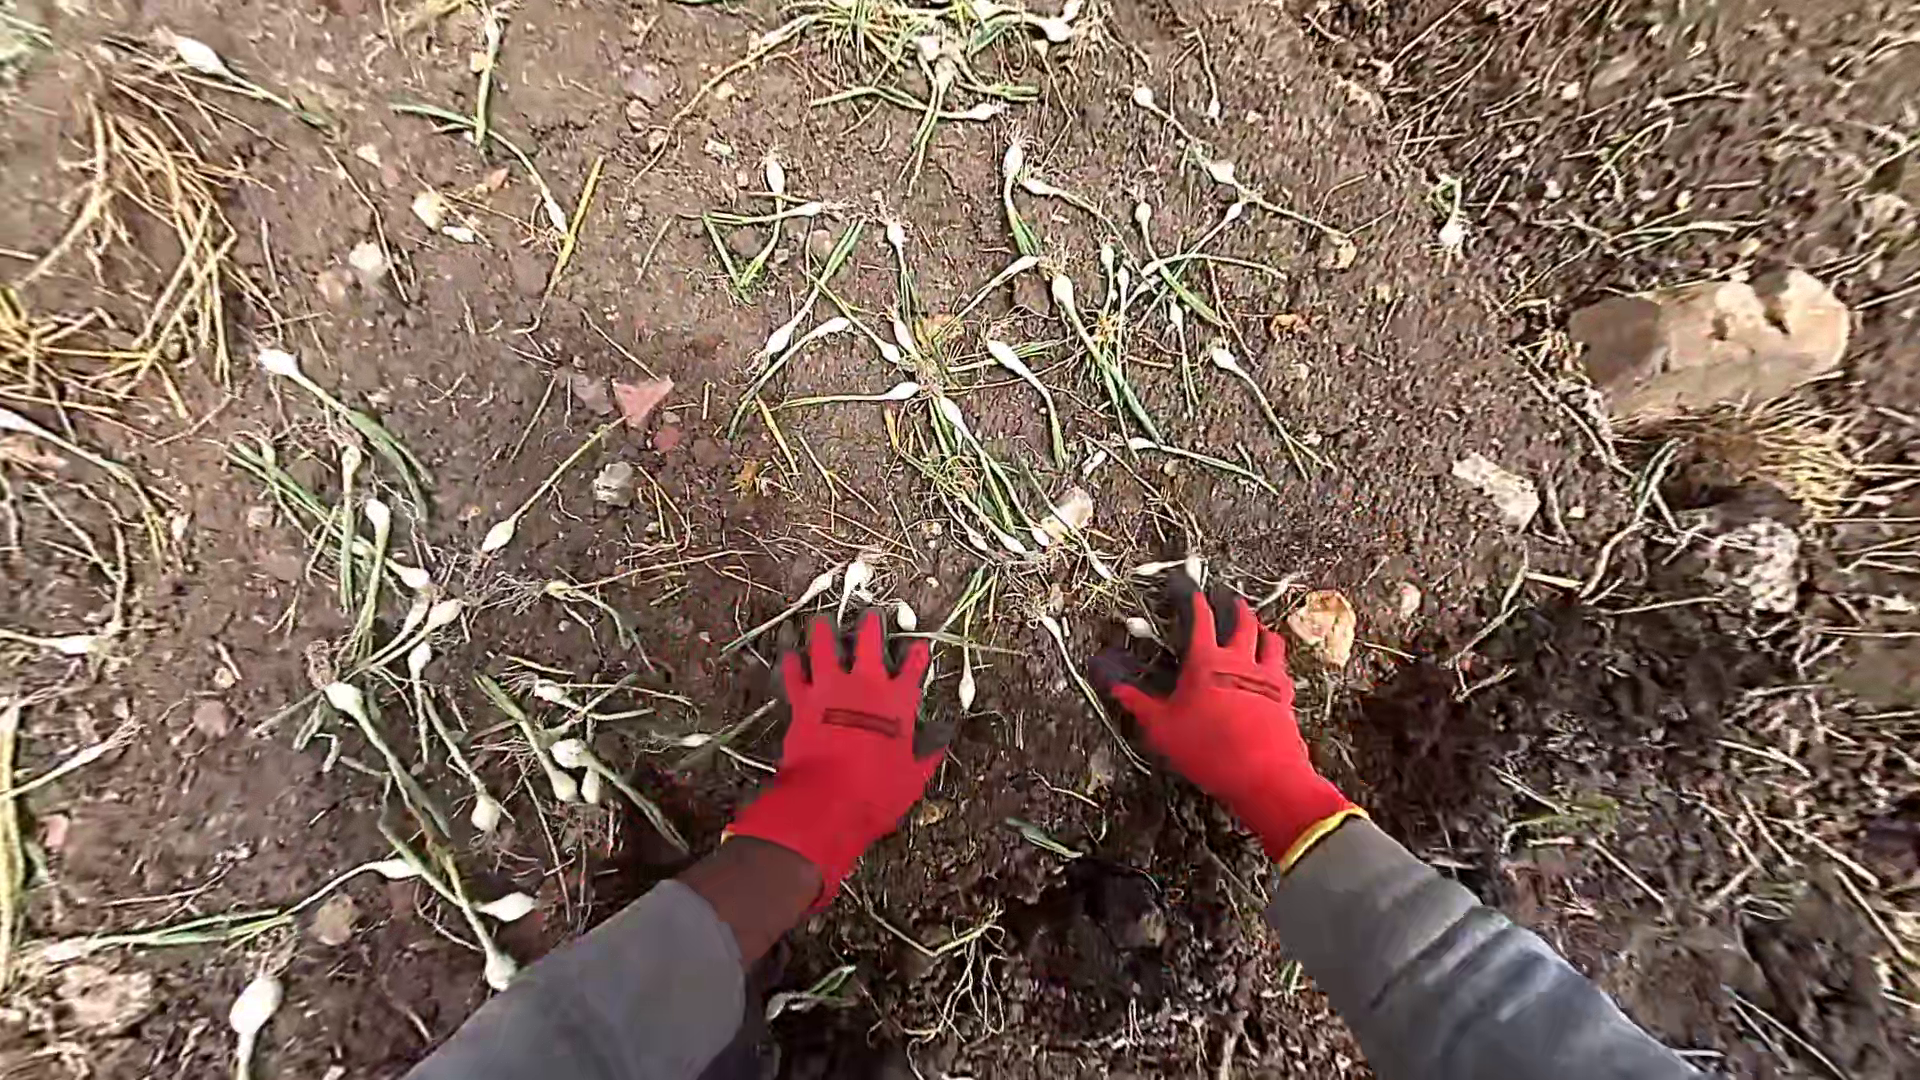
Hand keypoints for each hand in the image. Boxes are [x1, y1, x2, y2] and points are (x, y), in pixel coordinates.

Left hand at [728, 611, 939, 902]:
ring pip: (826, 648)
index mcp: (897, 701)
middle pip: (869, 644)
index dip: (917, 656)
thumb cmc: (875, 791)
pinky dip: (792, 664)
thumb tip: (942, 740)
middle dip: (872, 626)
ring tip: (822, 620)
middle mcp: (865, 686)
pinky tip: (790, 654)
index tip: (919, 646)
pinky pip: (795, 675)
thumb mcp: (912, 777)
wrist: (826, 800)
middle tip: (871, 615)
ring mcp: (832, 689)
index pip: (913, 669)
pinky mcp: (804, 701)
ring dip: (824, 632)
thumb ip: (927, 754)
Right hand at [1107, 584, 1360, 867]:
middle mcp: (1238, 661)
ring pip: (1270, 640)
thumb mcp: (1163, 727)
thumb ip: (1139, 704)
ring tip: (1258, 624)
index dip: (1197, 602)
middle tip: (1231, 599)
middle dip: (1236, 608)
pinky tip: (1274, 665)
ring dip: (1262, 628)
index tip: (1195, 593)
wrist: (1265, 776)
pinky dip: (1277, 659)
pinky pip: (1283, 668)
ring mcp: (1266, 677)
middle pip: (1242, 623)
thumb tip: (1117, 688)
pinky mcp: (1285, 696)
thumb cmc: (1209, 749)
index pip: (1202, 620)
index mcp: (1206, 662)